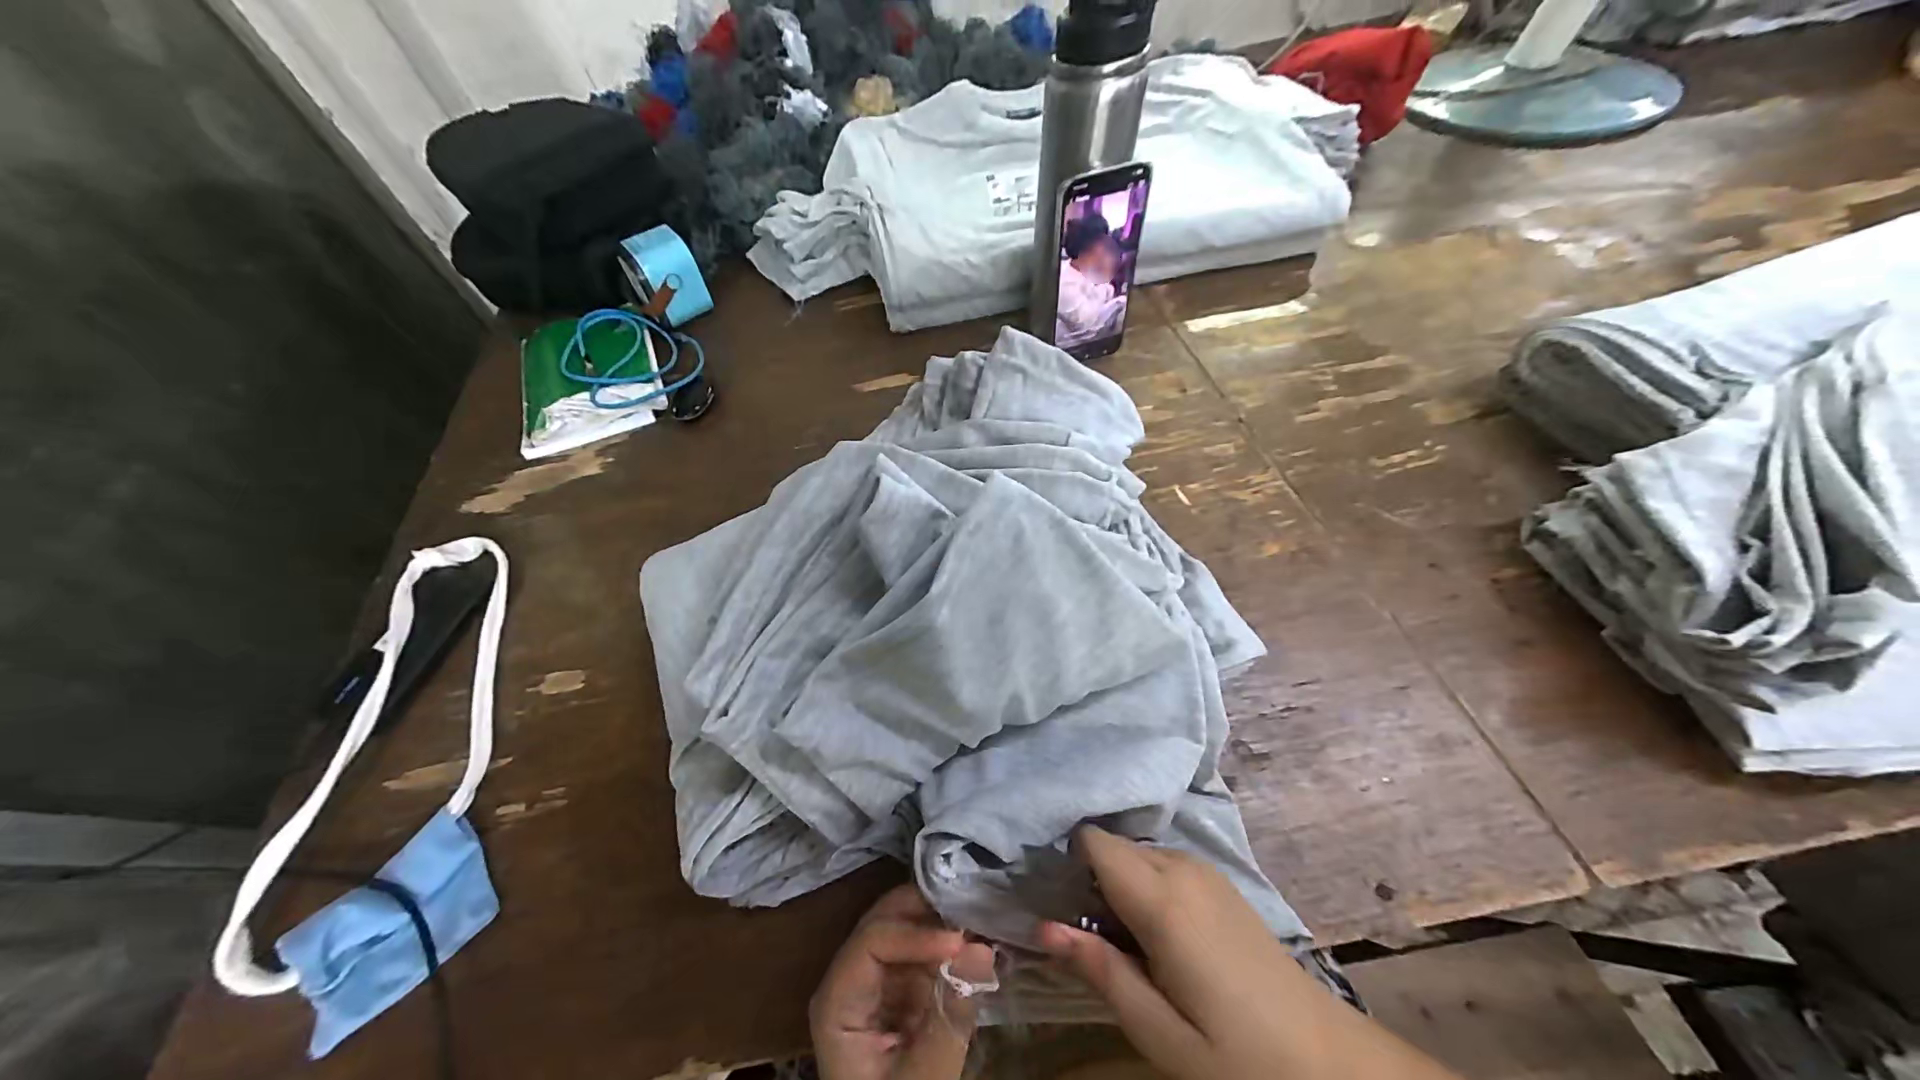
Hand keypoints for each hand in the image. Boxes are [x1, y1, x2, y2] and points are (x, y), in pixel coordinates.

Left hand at [811, 884, 995, 1079]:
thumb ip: (949, 1018)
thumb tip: (982, 950)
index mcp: (837, 999)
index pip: (873, 940)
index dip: (916, 934)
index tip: (960, 941)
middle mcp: (852, 978)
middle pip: (886, 922)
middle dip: (929, 911)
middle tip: (975, 906)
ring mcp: (877, 983)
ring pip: (907, 929)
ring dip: (943, 923)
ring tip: (983, 921)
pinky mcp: (903, 994)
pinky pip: (925, 955)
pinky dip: (951, 946)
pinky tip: (980, 945)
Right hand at [1036, 827, 1459, 1079]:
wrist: (1330, 1060)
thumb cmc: (1241, 1058)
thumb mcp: (1161, 1034)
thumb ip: (1101, 971)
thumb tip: (1042, 927)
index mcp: (1164, 900)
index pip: (1094, 841)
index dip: (1064, 860)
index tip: (1047, 894)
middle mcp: (1182, 868)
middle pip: (1112, 846)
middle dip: (1086, 876)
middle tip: (1077, 929)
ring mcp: (1205, 871)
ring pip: (1135, 854)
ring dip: (1115, 883)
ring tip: (1112, 937)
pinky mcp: (1219, 882)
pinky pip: (1161, 865)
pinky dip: (1141, 885)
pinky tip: (1150, 935)